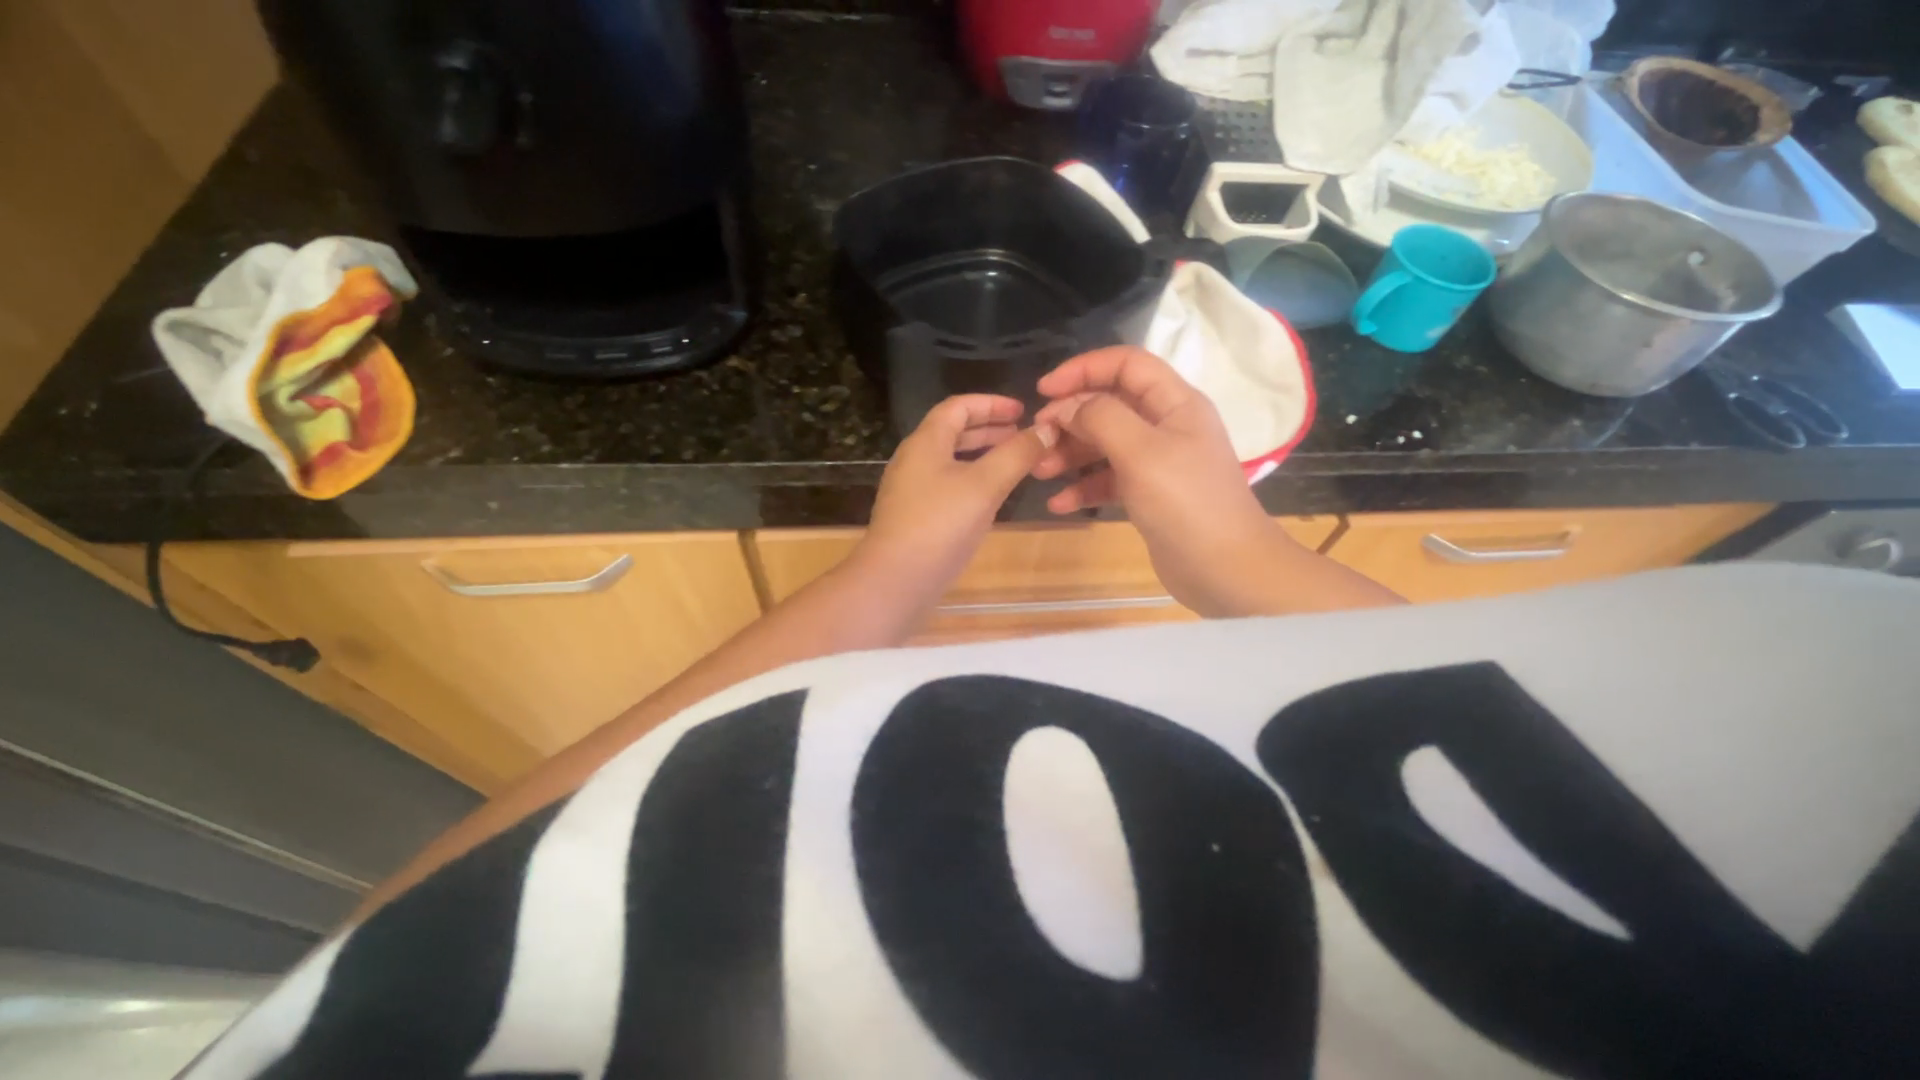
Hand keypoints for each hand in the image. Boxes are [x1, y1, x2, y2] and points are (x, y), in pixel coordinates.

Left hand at [851, 394, 1054, 609]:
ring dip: (983, 457)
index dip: (991, 403)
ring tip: (1015, 464)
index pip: (957, 407)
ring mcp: (912, 491)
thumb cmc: (939, 525)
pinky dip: (974, 482)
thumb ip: (1017, 454)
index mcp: (925, 442)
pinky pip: (948, 487)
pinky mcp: (916, 518)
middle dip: (989, 430)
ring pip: (951, 461)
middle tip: (1023, 436)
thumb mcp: (984, 485)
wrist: (895, 581)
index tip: (1022, 411)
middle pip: (953, 432)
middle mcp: (914, 460)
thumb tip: (1047, 429)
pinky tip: (993, 499)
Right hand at [1033, 347, 1401, 615]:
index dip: (1083, 369)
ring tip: (1041, 471)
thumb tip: (1068, 405)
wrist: (1226, 569)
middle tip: (1037, 438)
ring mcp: (1160, 462)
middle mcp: (1168, 425)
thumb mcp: (1141, 452)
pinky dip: (1084, 486)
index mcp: (1175, 403)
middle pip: (1111, 404)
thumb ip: (1101, 418)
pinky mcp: (1150, 495)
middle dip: (1071, 417)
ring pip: (1105, 443)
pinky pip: (1110, 479)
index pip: (1126, 364)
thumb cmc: (1186, 503)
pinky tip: (1060, 503)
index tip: (1044, 390)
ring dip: (1071, 452)